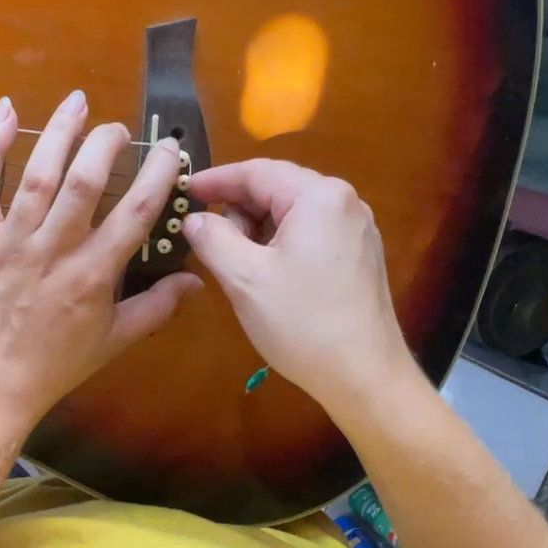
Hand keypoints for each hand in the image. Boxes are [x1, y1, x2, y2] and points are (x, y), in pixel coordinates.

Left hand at [0, 91, 201, 432]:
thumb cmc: (57, 364)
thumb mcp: (115, 341)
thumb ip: (157, 308)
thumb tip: (198, 282)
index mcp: (94, 276)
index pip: (136, 213)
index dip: (158, 174)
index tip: (170, 148)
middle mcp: (55, 252)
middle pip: (85, 182)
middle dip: (106, 144)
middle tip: (117, 128)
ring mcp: (11, 243)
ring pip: (37, 175)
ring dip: (59, 132)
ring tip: (77, 101)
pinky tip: (4, 110)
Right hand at [183, 159, 413, 411]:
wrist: (363, 375)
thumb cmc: (302, 323)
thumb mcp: (245, 279)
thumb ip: (213, 239)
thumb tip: (194, 220)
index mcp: (319, 197)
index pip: (257, 172)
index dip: (216, 180)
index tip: (184, 192)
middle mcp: (344, 203)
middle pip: (278, 189)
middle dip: (237, 208)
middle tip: (204, 236)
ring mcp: (357, 230)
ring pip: (293, 213)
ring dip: (257, 228)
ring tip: (232, 259)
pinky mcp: (359, 256)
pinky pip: (310, 233)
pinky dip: (280, 242)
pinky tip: (262, 271)